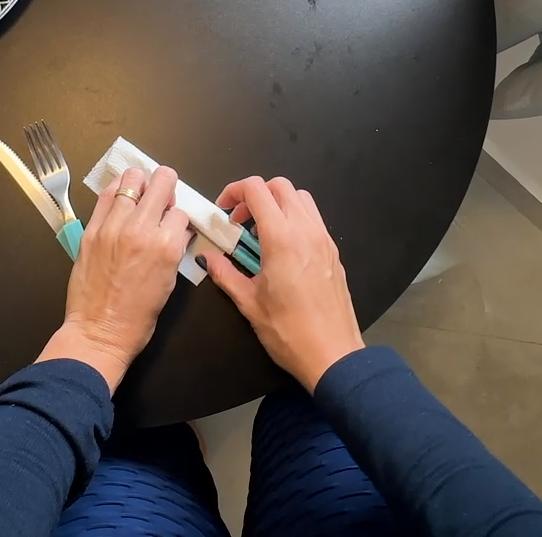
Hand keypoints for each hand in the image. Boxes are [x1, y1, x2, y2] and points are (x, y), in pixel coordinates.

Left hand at [37, 166, 191, 390]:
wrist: (98, 332)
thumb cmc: (137, 317)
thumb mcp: (169, 282)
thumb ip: (175, 248)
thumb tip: (178, 229)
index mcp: (166, 246)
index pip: (181, 212)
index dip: (179, 217)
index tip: (173, 224)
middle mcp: (141, 229)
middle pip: (162, 182)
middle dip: (166, 187)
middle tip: (162, 197)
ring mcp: (114, 226)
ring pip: (132, 179)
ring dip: (140, 184)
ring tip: (139, 195)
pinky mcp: (92, 229)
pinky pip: (106, 194)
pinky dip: (116, 191)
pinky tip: (119, 198)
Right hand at [202, 176, 364, 391]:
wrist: (334, 356)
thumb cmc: (288, 331)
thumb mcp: (249, 303)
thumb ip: (225, 274)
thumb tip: (208, 258)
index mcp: (281, 237)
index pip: (256, 190)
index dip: (234, 191)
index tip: (223, 211)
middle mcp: (305, 230)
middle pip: (279, 186)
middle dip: (255, 195)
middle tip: (240, 221)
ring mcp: (323, 238)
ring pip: (300, 197)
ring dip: (277, 203)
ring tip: (261, 232)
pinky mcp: (333, 251)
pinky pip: (313, 217)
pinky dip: (294, 217)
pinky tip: (283, 247)